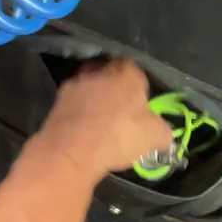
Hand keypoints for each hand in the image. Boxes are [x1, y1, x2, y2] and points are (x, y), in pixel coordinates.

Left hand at [28, 60, 173, 181]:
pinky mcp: (57, 101)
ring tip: (100, 123)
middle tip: (120, 113)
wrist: (71, 151)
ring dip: (94, 101)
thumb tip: (163, 133)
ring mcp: (75, 84)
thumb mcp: (155, 137)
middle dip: (115, 91)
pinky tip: (83, 130)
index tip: (140, 106)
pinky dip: (79, 113)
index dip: (139, 89)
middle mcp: (99, 70)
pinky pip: (74, 104)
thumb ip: (162, 130)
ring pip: (90, 88)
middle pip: (110, 76)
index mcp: (127, 72)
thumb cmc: (119, 136)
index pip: (137, 72)